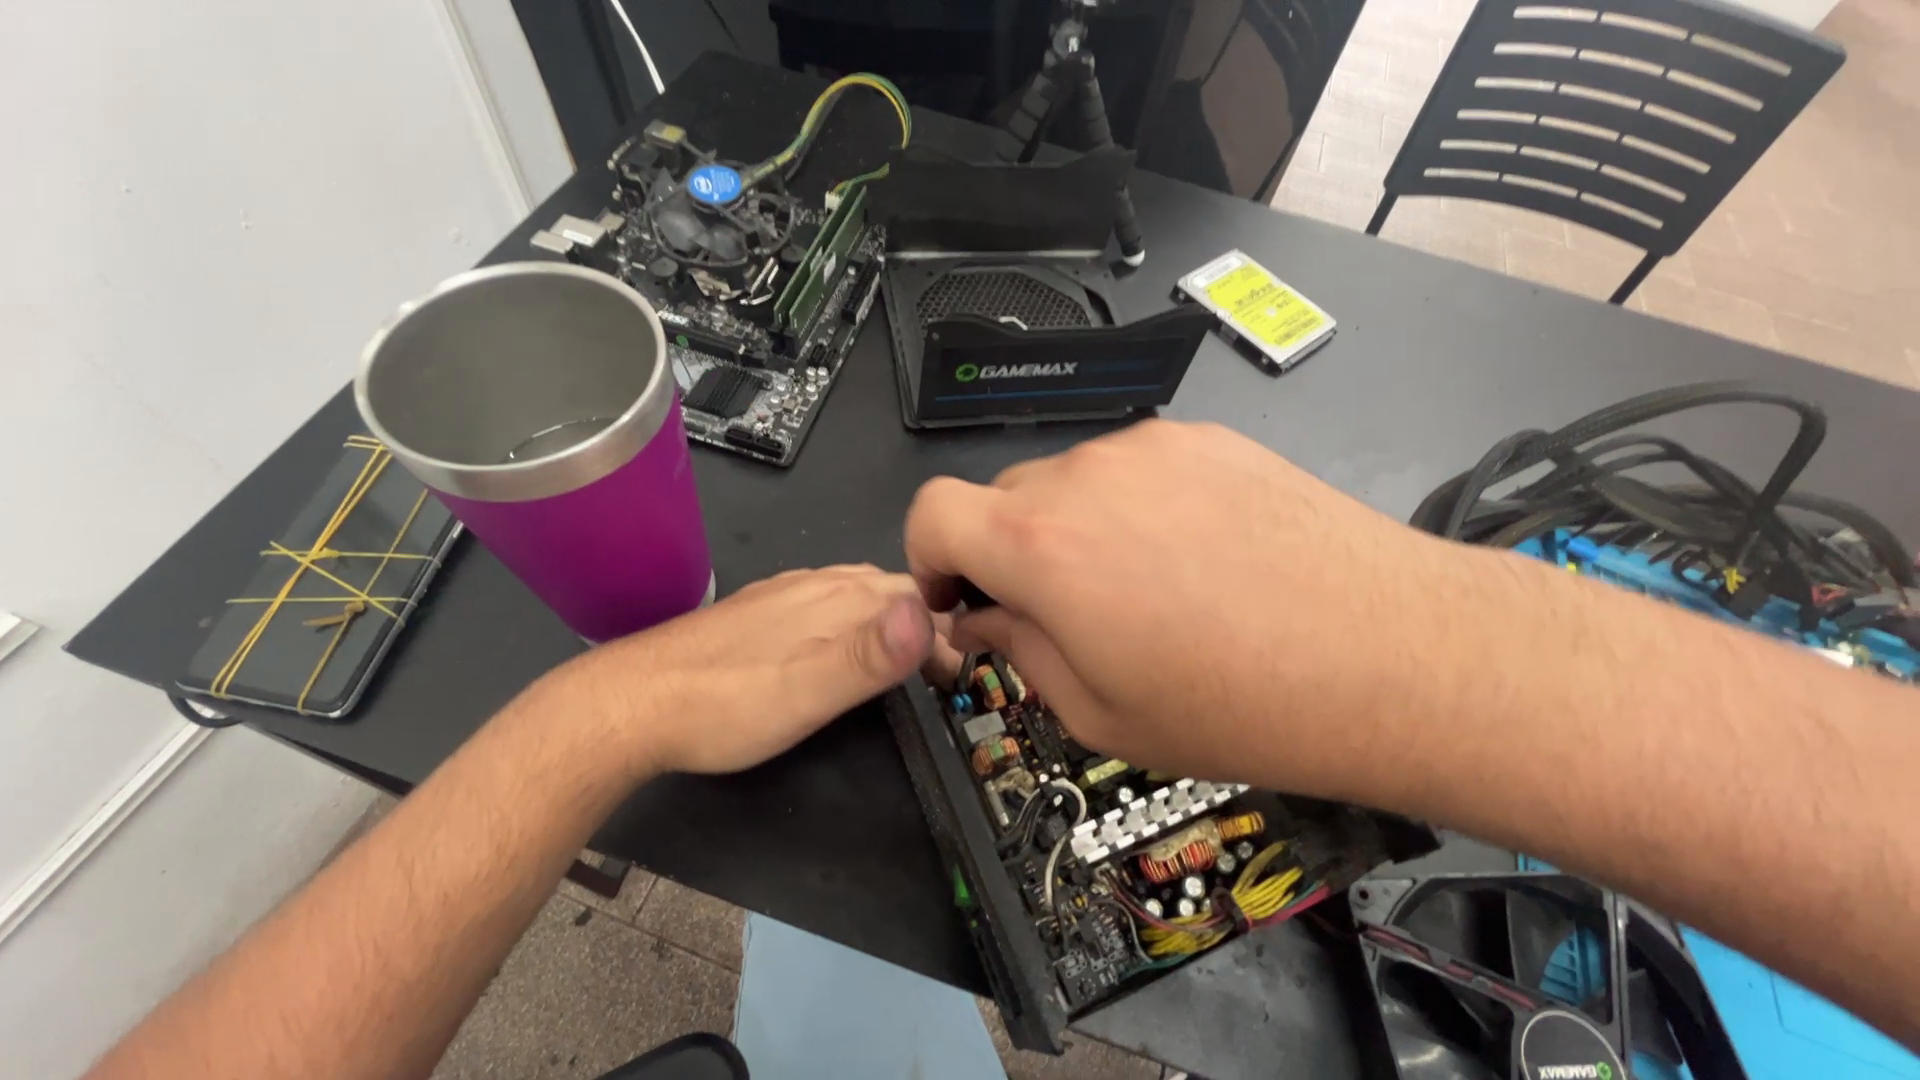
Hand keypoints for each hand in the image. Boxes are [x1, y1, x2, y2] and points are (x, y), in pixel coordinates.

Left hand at [555, 565, 935, 776]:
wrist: (631, 704)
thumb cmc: (725, 707)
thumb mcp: (805, 694)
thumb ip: (869, 657)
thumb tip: (927, 616)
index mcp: (836, 600)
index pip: (916, 601)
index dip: (945, 635)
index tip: (957, 677)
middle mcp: (815, 584)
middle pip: (891, 590)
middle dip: (922, 621)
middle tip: (937, 672)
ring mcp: (783, 593)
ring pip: (857, 589)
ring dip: (889, 615)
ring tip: (901, 655)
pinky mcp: (758, 608)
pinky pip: (823, 597)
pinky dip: (849, 614)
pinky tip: (835, 639)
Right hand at [904, 420, 1463, 796]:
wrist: (1391, 654)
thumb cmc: (1240, 703)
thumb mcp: (1101, 713)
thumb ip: (1020, 654)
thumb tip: (986, 621)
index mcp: (1041, 547)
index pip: (930, 513)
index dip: (927, 560)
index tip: (960, 601)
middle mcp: (1085, 477)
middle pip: (1002, 500)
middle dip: (1009, 555)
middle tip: (1064, 615)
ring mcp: (1151, 448)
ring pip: (1071, 484)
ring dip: (1076, 531)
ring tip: (1145, 592)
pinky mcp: (1206, 439)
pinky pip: (1135, 469)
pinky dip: (1135, 508)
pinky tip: (1195, 559)